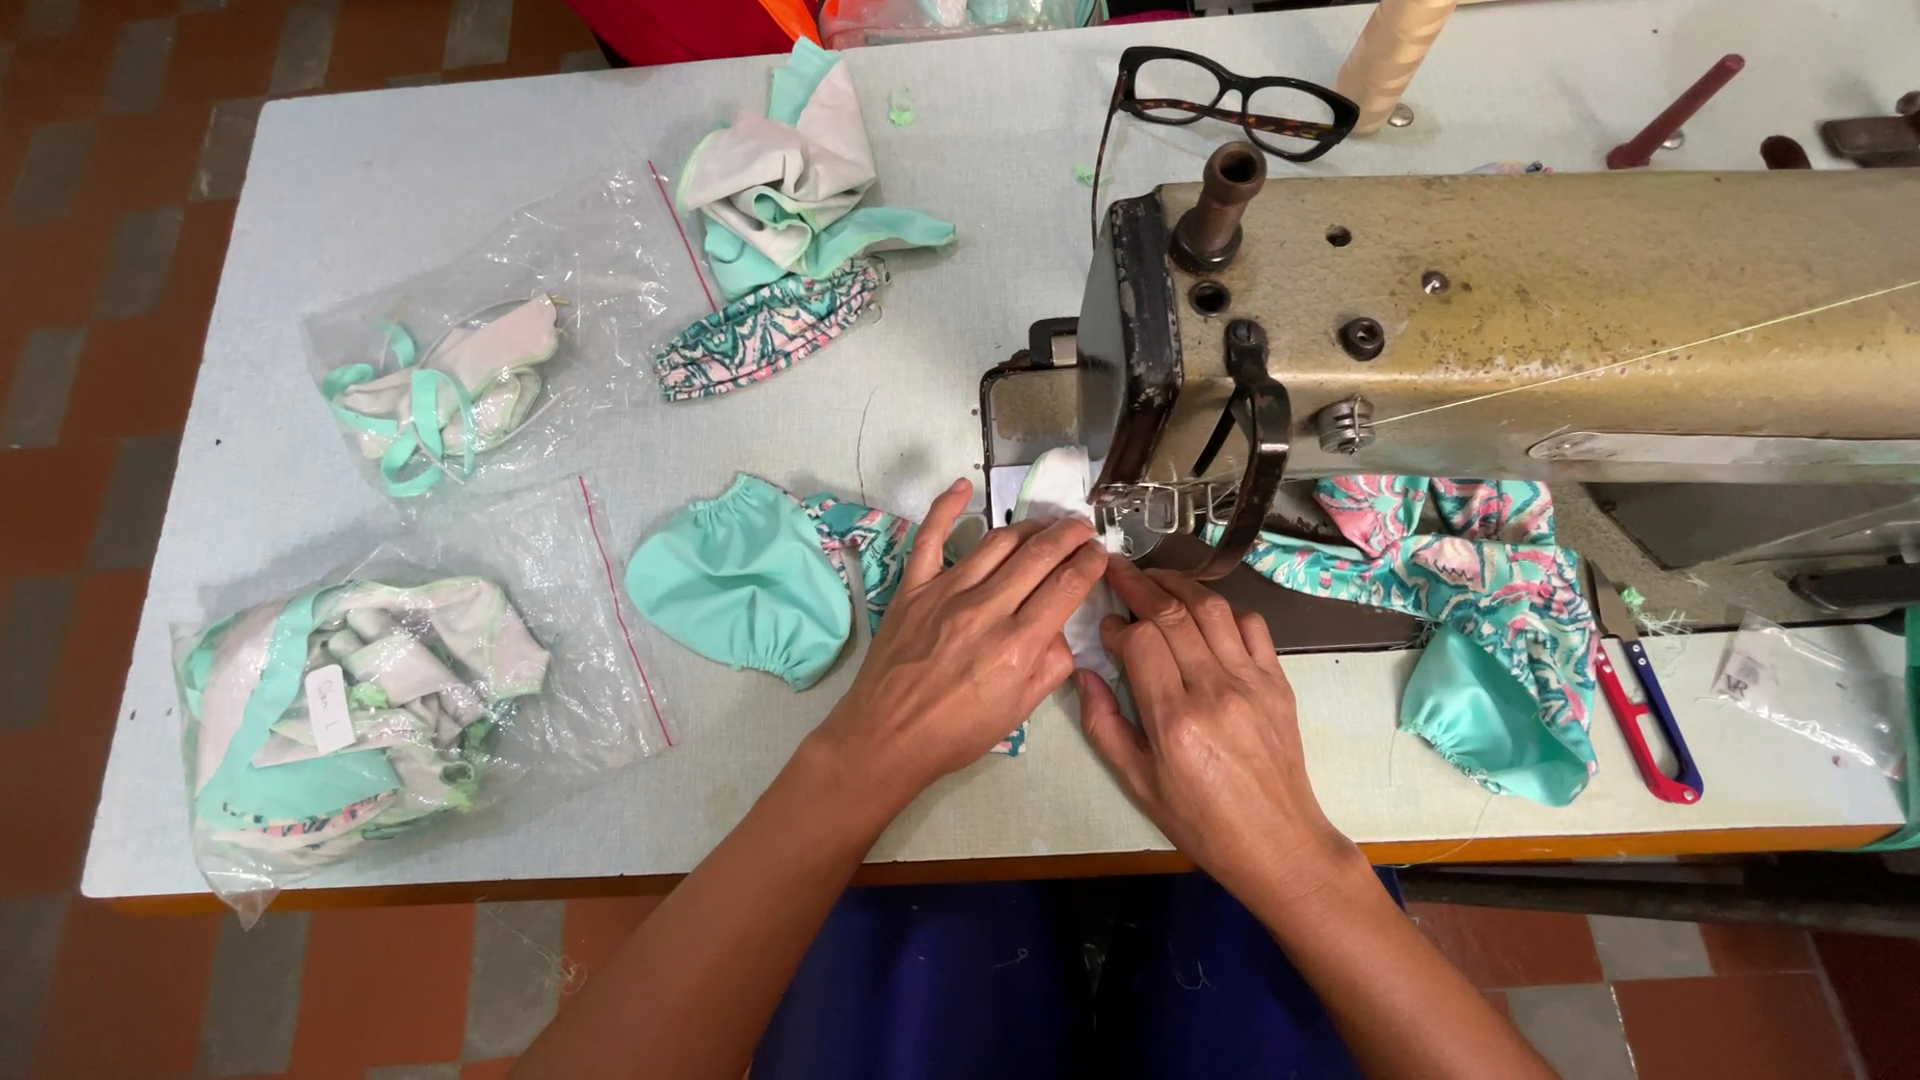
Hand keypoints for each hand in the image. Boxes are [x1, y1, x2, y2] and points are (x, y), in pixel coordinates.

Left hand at [812, 477, 1108, 812]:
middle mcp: (985, 609)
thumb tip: (1060, 627)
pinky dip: (946, 509)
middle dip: (1069, 534)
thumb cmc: (957, 732)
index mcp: (1017, 644)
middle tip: (1082, 528)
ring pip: (997, 542)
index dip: (1090, 563)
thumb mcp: (1019, 712)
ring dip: (1028, 527)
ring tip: (1045, 525)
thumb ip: (1050, 665)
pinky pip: (929, 538)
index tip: (1099, 553)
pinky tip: (963, 488)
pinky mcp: (912, 588)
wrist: (887, 736)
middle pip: (1039, 554)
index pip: (1067, 585)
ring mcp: (945, 593)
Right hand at [1076, 559, 1360, 908]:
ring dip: (1178, 583)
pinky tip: (1202, 608)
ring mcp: (1252, 681)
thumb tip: (1083, 672)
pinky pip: (1251, 625)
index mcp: (1175, 719)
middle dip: (1138, 583)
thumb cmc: (1199, 821)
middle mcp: (1215, 689)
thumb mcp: (1135, 782)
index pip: (1140, 641)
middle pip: (1173, 613)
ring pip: (1212, 608)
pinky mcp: (1278, 681)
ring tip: (1153, 576)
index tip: (1105, 628)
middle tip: (1115, 568)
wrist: (1278, 844)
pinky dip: (1223, 606)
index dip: (1117, 625)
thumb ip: (1103, 722)